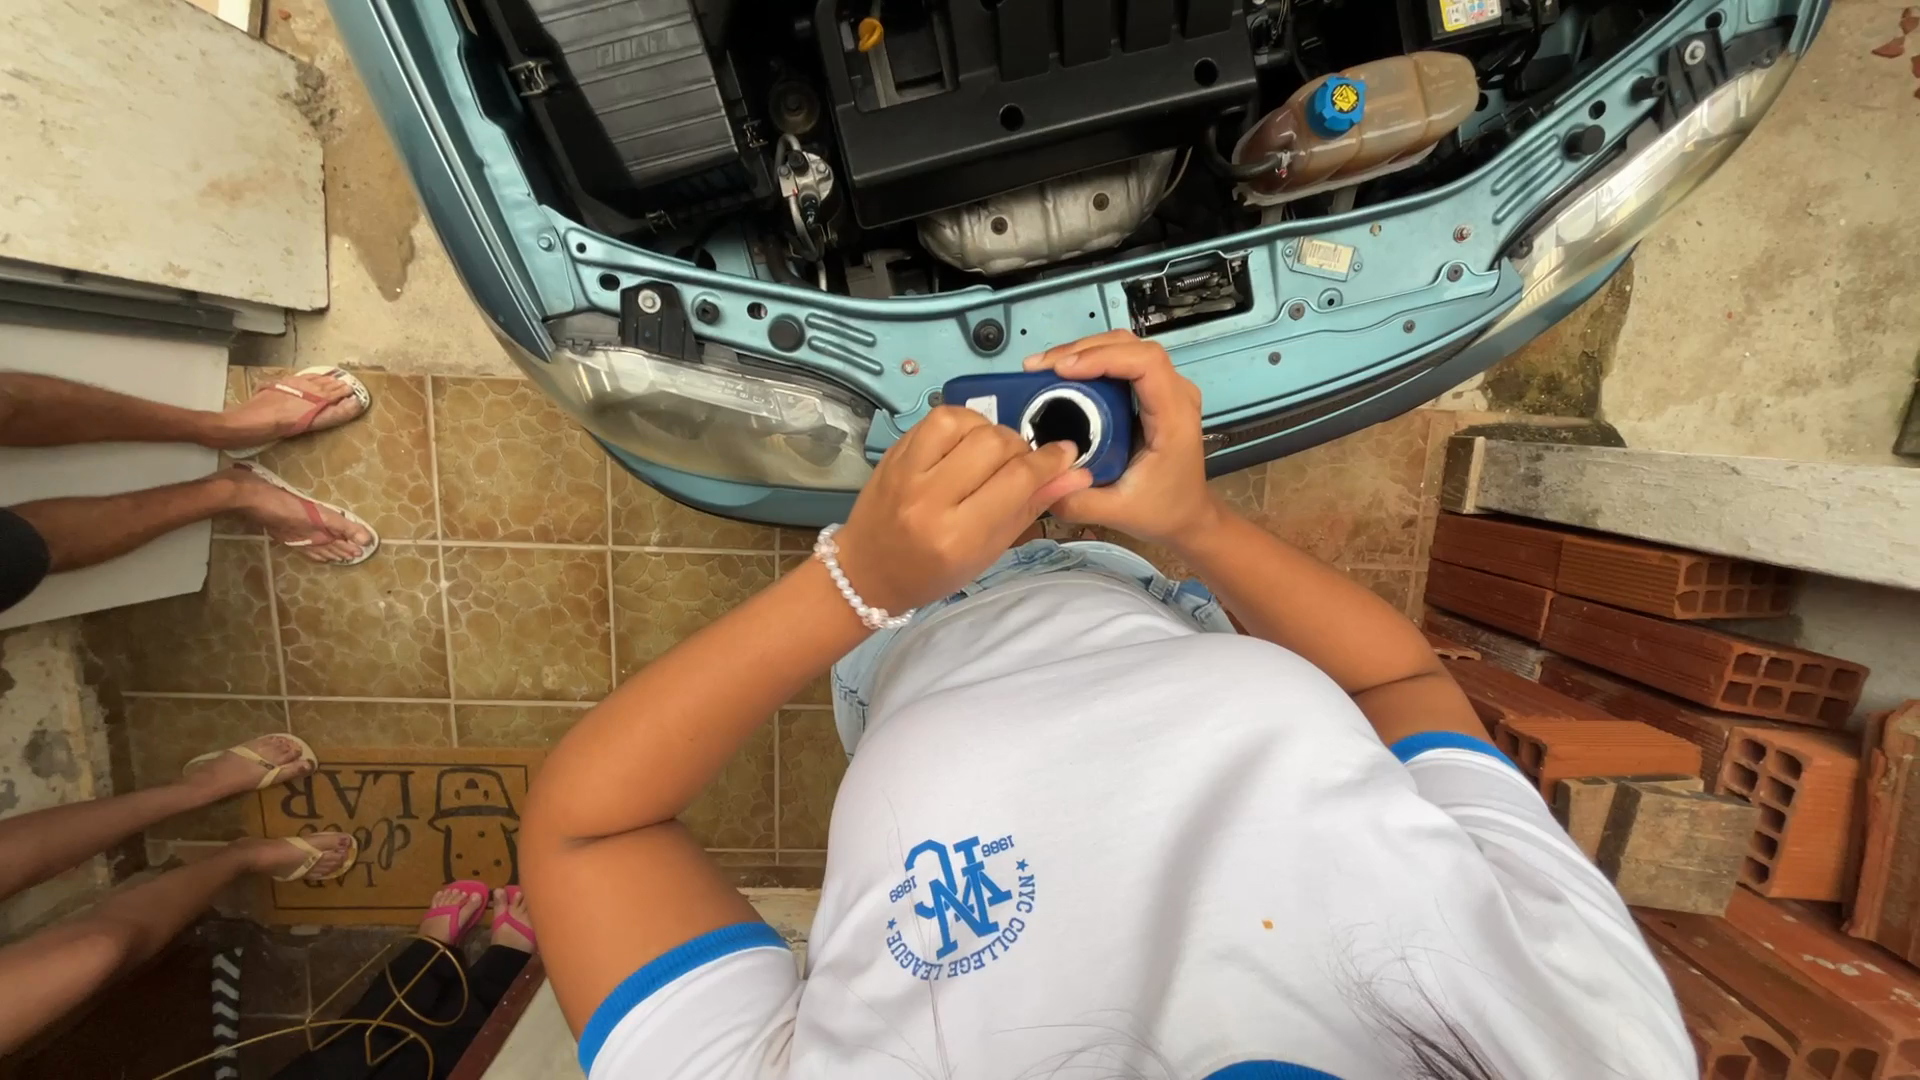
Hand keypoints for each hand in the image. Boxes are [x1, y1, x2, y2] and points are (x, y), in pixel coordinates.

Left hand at [832, 406, 1089, 612]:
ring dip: (989, 431)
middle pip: (995, 443)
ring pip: (966, 422)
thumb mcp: (988, 550)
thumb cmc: (934, 572)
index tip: (1065, 454)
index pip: (1017, 480)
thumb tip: (1076, 472)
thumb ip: (1030, 507)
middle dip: (1019, 448)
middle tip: (1018, 465)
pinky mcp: (893, 453)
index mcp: (958, 536)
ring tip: (989, 454)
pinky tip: (965, 443)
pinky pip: (938, 418)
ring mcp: (906, 473)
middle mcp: (929, 500)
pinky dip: (963, 423)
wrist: (868, 571)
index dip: (1049, 461)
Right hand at [1024, 330, 1222, 546]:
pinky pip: (1123, 363)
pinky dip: (1090, 361)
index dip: (1102, 358)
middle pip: (1131, 347)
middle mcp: (1176, 394)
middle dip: (1083, 349)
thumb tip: (1038, 480)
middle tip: (1040, 367)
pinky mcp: (1153, 393)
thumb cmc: (1162, 511)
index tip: (1062, 370)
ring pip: (1126, 348)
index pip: (1146, 364)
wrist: (1188, 516)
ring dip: (1083, 351)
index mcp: (1174, 418)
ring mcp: (1166, 389)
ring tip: (1045, 368)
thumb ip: (1077, 501)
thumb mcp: (1117, 513)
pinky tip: (1062, 374)